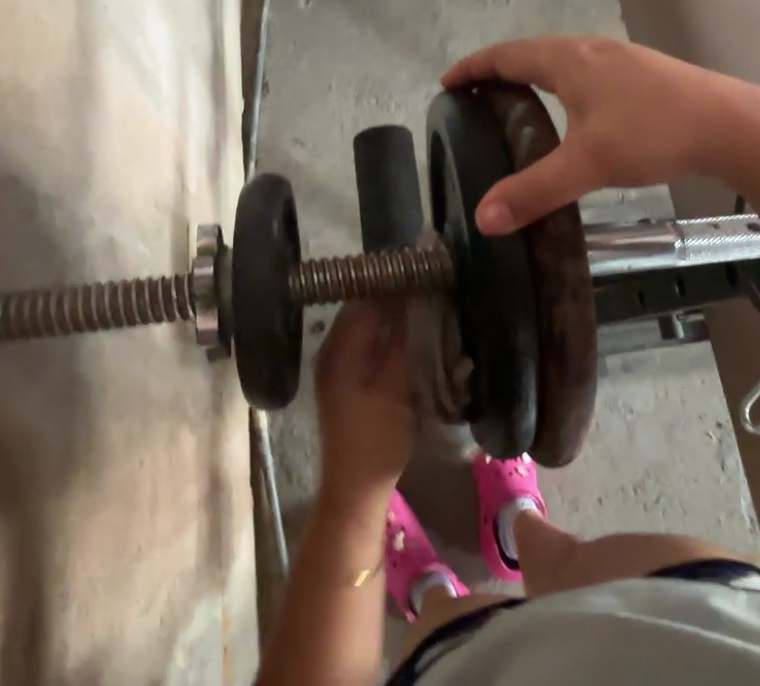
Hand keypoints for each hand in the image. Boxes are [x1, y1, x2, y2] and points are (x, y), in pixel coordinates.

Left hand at [314, 301, 415, 505]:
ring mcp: (335, 365)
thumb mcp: (398, 385)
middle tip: (428, 287)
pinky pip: (365, 343)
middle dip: (393, 297)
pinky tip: (409, 337)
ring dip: (391, 316)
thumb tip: (414, 298)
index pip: (364, 297)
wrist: (355, 486)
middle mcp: (331, 350)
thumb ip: (404, 338)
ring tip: (425, 307)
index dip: (392, 282)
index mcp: (339, 348)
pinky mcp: (344, 380)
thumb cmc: (378, 437)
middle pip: (362, 308)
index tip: (422, 272)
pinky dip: (386, 335)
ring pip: (365, 326)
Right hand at [443, 35, 759, 234]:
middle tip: (474, 96)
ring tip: (514, 103)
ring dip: (531, 75)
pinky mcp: (643, 75)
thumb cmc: (655, 134)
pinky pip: (585, 71)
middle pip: (532, 51)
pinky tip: (572, 114)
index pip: (506, 55)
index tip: (446, 82)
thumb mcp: (588, 164)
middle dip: (498, 69)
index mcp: (569, 60)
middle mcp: (591, 50)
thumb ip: (534, 191)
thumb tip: (482, 218)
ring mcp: (621, 60)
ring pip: (562, 60)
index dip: (473, 67)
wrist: (733, 125)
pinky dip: (560, 85)